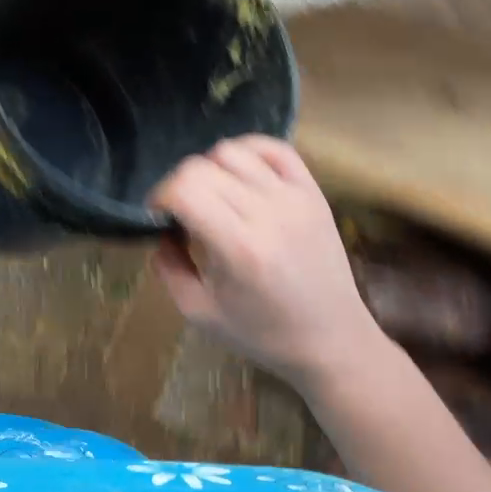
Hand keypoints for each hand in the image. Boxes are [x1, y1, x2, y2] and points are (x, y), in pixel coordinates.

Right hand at [147, 136, 381, 386]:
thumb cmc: (262, 333)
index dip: (159, 196)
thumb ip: (167, 266)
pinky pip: (275, 149)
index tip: (157, 217)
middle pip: (201, 167)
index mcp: (238, 247)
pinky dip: (248, 151)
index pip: (184, 189)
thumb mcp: (197, 311)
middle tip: (180, 213)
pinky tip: (239, 176)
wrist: (333, 342)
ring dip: (209, 168)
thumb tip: (161, 230)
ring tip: (211, 196)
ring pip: (233, 152)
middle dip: (178, 185)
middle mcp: (268, 214)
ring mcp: (295, 199)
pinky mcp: (313, 193)